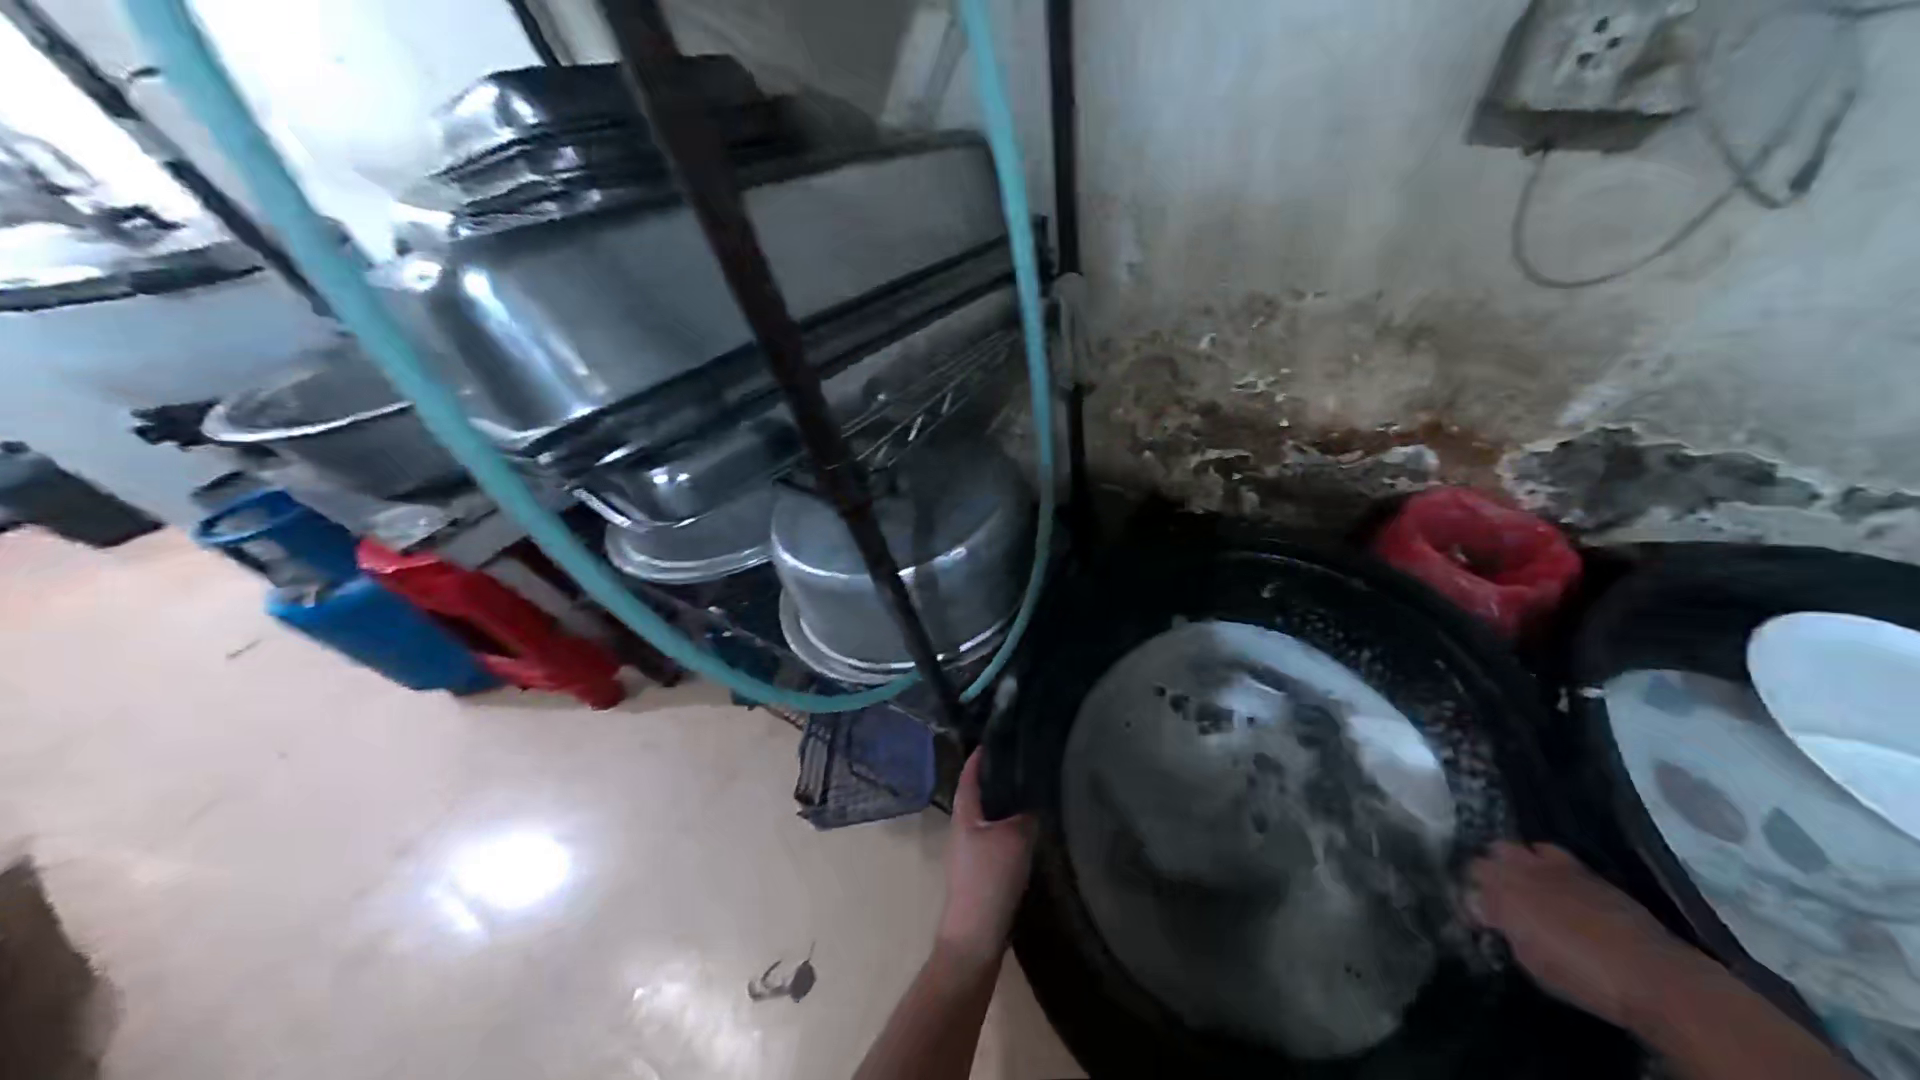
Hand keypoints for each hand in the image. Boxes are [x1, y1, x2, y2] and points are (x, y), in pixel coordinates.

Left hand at [936, 750, 1036, 967]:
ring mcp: (971, 854)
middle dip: (998, 777)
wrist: (974, 940)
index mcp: (964, 814)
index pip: (970, 774)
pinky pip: (997, 841)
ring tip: (1033, 793)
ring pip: (990, 819)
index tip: (999, 738)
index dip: (981, 755)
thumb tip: (1034, 797)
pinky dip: (1012, 829)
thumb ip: (1025, 814)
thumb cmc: (988, 881)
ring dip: (1006, 805)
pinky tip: (1031, 834)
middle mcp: (963, 829)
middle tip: (1025, 762)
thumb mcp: (1014, 839)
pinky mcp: (982, 874)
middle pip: (979, 795)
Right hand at [1469, 841, 1693, 1029]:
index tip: (1479, 922)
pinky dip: (1544, 862)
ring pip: (1513, 848)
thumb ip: (1508, 933)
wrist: (1654, 974)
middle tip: (1495, 898)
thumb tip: (1498, 922)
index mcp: (1499, 898)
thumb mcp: (1532, 963)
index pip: (1466, 892)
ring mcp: (1550, 867)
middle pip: (1483, 860)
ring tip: (1522, 882)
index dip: (1470, 906)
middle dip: (1484, 875)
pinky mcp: (1582, 869)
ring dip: (1512, 862)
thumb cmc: (1585, 978)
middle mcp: (1517, 873)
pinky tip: (1553, 881)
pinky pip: (1549, 852)